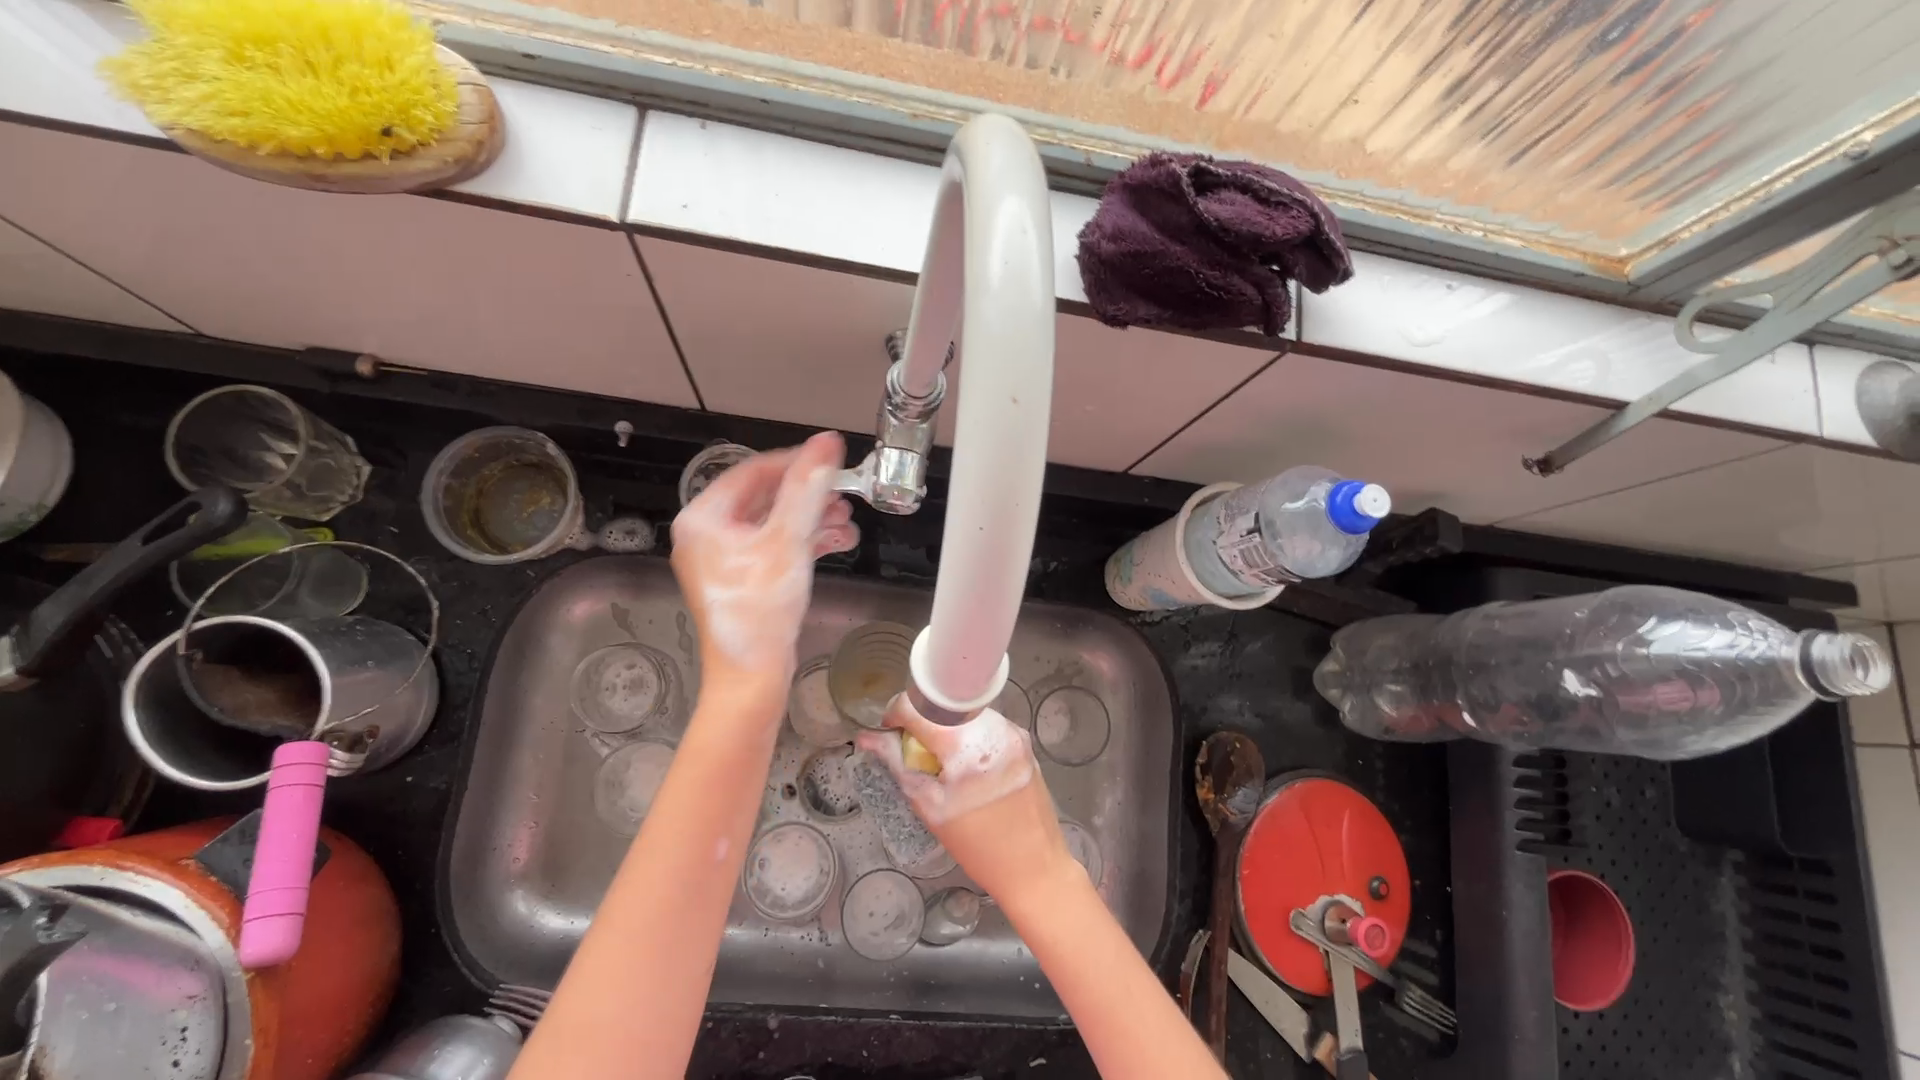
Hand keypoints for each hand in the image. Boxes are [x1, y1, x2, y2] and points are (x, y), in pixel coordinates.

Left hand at [670, 432, 857, 691]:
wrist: (751, 677)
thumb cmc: (760, 610)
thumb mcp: (788, 541)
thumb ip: (807, 490)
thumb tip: (827, 444)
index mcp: (704, 518)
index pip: (752, 471)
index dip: (794, 461)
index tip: (831, 458)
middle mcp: (708, 534)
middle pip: (765, 497)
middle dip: (808, 495)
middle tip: (843, 493)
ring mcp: (724, 558)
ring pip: (774, 522)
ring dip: (812, 518)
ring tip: (847, 521)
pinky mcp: (743, 578)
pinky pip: (775, 546)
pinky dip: (804, 542)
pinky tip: (838, 541)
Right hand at [857, 694, 1082, 910]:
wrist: (1035, 867)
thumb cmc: (977, 845)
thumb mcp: (929, 807)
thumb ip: (897, 764)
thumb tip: (867, 738)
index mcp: (966, 745)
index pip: (920, 706)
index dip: (896, 712)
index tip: (890, 731)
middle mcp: (994, 728)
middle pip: (944, 704)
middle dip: (923, 719)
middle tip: (913, 747)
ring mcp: (1014, 732)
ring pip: (966, 712)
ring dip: (946, 725)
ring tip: (941, 760)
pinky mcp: (1025, 741)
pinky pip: (986, 726)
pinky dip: (968, 736)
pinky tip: (967, 766)